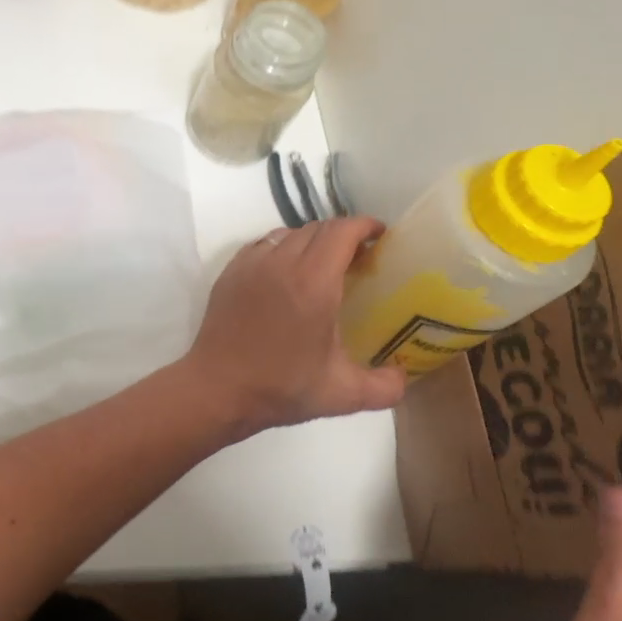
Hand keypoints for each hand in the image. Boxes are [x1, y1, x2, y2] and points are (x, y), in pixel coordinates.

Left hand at [172, 218, 406, 436]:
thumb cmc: (281, 388)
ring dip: (311, 241)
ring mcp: (250, 265)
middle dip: (342, 234)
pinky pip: (262, 246)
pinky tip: (287, 274)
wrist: (217, 389)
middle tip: (358, 257)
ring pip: (287, 234)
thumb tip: (404, 376)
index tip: (380, 234)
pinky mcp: (230, 273)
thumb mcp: (343, 394)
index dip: (364, 226)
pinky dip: (282, 249)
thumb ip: (385, 387)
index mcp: (312, 283)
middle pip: (317, 229)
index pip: (341, 233)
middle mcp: (280, 264)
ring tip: (324, 265)